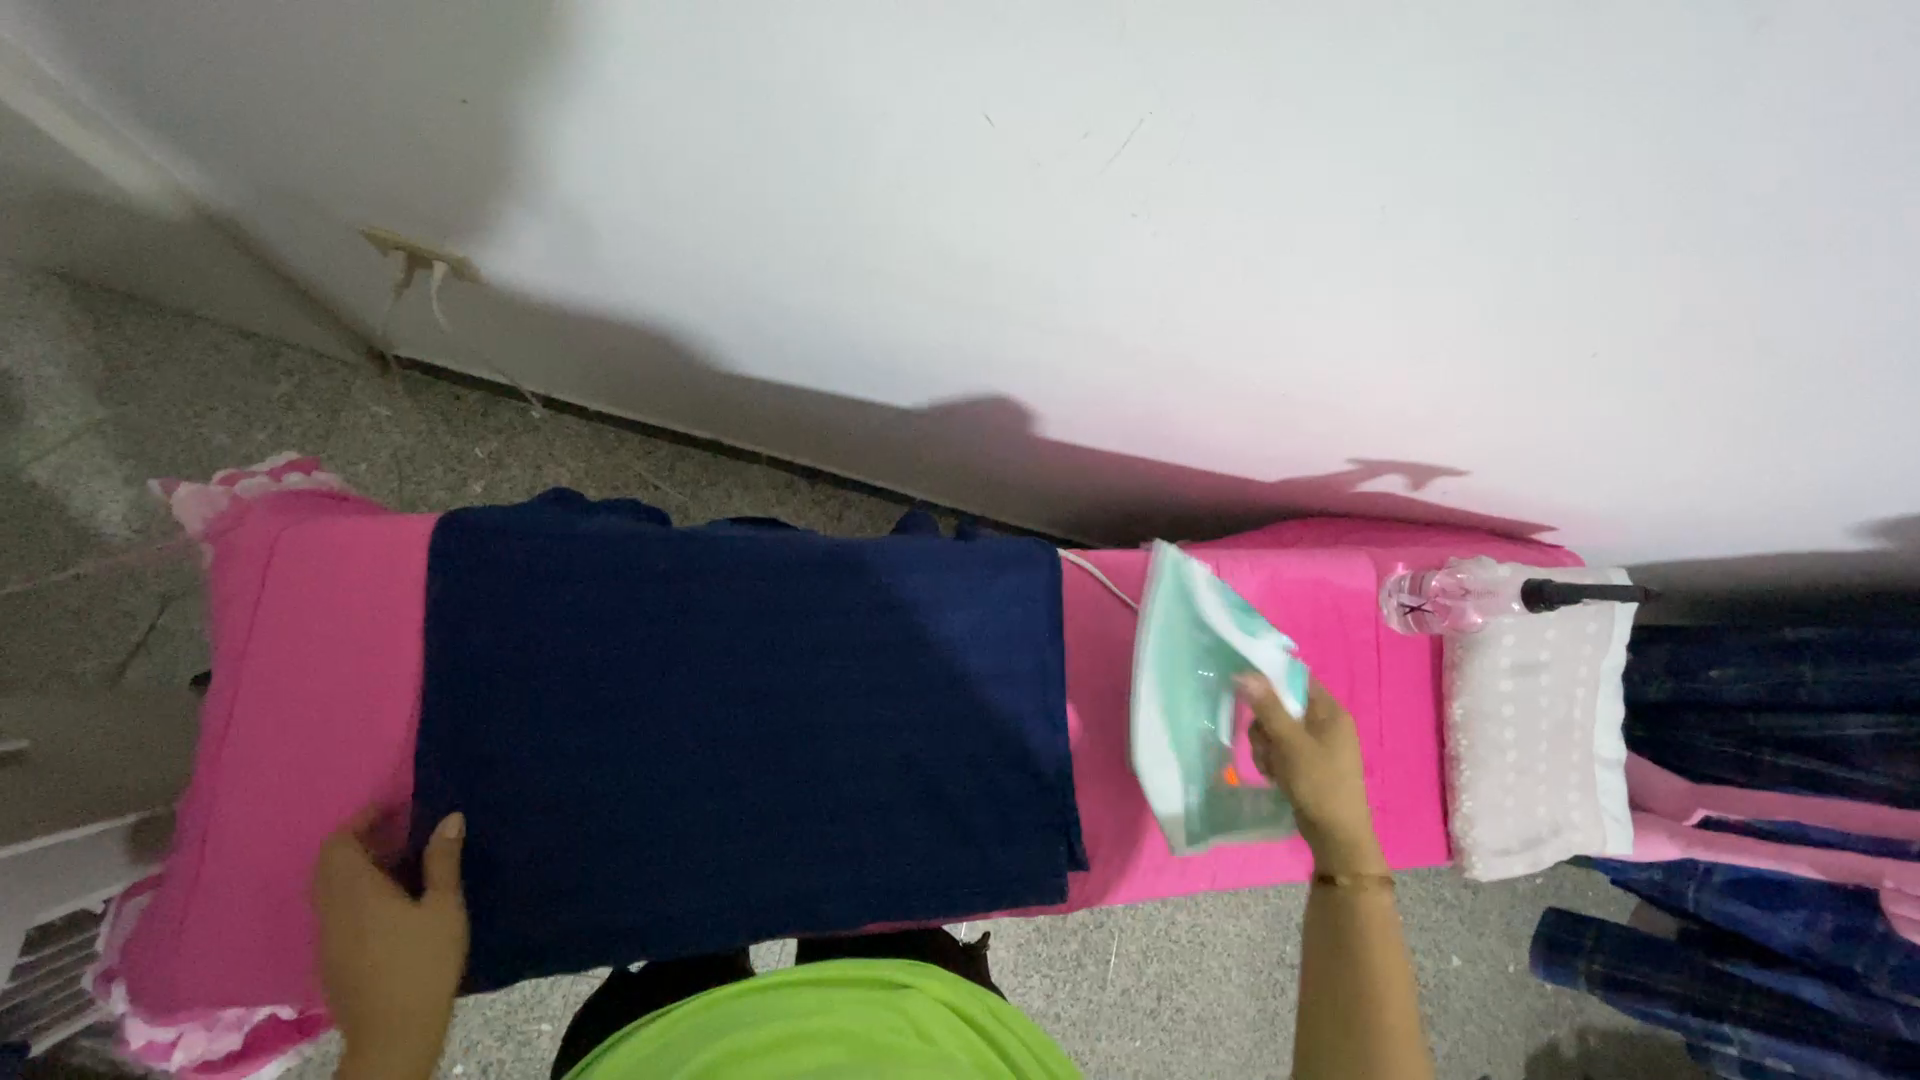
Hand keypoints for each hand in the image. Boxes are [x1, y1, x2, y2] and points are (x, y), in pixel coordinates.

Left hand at [313, 812, 468, 1079]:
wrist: (394, 1032)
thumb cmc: (425, 962)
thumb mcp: (445, 907)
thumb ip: (443, 861)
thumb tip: (449, 817)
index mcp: (357, 893)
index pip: (338, 845)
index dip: (359, 821)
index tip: (391, 808)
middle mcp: (332, 910)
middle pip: (328, 864)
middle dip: (357, 841)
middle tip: (397, 831)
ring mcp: (327, 936)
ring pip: (328, 888)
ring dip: (355, 867)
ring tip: (398, 862)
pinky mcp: (330, 957)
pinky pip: (334, 909)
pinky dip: (354, 891)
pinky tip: (389, 901)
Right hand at [1236, 675, 1384, 873]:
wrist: (1336, 834)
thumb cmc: (1319, 783)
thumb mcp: (1290, 743)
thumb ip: (1268, 707)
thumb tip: (1245, 673)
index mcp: (1330, 712)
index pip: (1296, 680)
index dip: (1271, 680)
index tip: (1246, 691)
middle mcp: (1325, 724)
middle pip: (1281, 706)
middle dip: (1265, 726)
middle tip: (1265, 745)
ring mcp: (1316, 745)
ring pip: (1275, 729)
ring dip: (1266, 747)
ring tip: (1271, 768)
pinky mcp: (1307, 762)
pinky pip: (1280, 749)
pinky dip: (1273, 760)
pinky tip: (1274, 776)